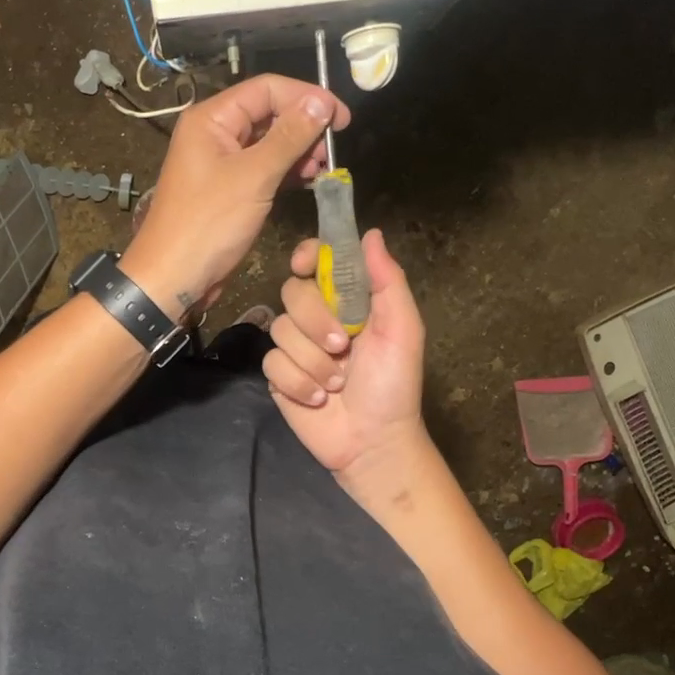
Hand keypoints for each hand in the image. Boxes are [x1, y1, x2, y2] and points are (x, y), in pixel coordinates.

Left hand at [118, 74, 347, 317]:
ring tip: (322, 169)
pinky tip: (308, 181)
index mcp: (212, 119)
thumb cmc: (208, 224)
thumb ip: (289, 137)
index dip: (306, 97)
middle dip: (304, 127)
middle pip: (269, 114)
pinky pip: (263, 169)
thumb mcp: (253, 177)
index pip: (267, 88)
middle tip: (332, 150)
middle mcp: (215, 134)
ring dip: (299, 151)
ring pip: (269, 143)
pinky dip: (286, 172)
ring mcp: (222, 163)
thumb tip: (321, 101)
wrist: (173, 278)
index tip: (341, 118)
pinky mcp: (229, 190)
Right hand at [263, 229, 429, 489]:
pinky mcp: (278, 377)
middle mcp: (318, 319)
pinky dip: (297, 382)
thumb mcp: (402, 330)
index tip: (306, 264)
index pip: (318, 262)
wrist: (373, 441)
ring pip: (280, 330)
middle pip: (292, 292)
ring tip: (336, 385)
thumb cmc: (394, 386)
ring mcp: (295, 348)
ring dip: (312, 361)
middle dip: (315, 320)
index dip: (308, 256)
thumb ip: (387, 281)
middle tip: (342, 347)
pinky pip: (272, 363)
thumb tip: (370, 233)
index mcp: (349, 302)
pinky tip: (317, 399)